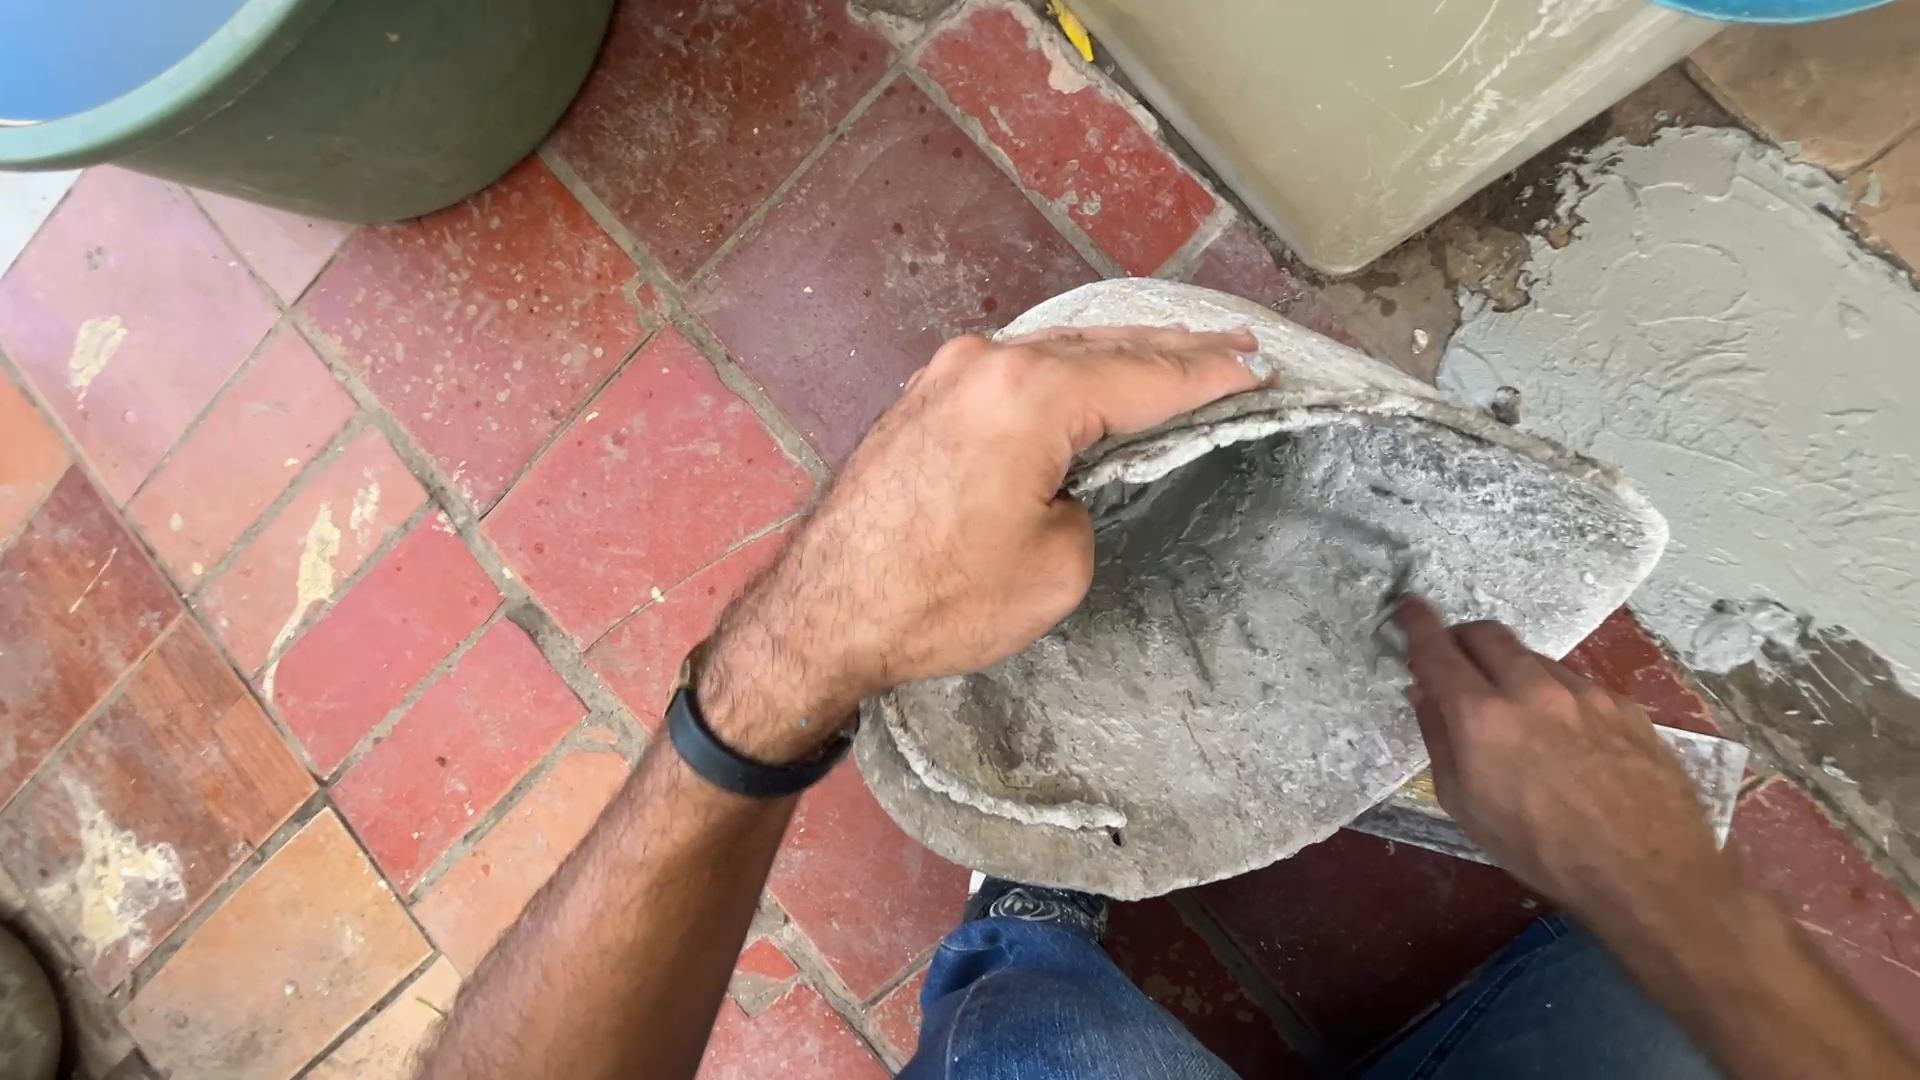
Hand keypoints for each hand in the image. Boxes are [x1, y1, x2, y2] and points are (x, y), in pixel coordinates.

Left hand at [702, 325, 1259, 759]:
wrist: (821, 614)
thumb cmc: (936, 600)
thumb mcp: (1054, 568)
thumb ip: (1083, 506)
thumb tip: (1063, 485)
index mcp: (1027, 394)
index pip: (1145, 377)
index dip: (1210, 376)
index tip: (1259, 371)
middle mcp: (986, 363)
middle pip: (1103, 347)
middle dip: (1175, 347)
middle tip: (1235, 343)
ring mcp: (947, 375)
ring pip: (1056, 352)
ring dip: (1118, 355)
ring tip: (1176, 352)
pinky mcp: (924, 398)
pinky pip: (1015, 372)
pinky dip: (1064, 374)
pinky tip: (1089, 377)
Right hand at [1393, 596, 1733, 912]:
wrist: (1652, 878)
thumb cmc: (1538, 847)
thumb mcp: (1462, 802)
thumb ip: (1438, 738)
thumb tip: (1424, 694)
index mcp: (1482, 716)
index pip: (1438, 650)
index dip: (1416, 622)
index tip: (1407, 606)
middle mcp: (1531, 691)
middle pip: (1486, 633)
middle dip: (1461, 637)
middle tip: (1454, 661)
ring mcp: (1584, 695)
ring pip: (1530, 656)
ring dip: (1506, 667)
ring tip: (1511, 707)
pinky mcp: (1624, 708)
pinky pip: (1572, 682)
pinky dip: (1549, 691)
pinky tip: (1561, 732)